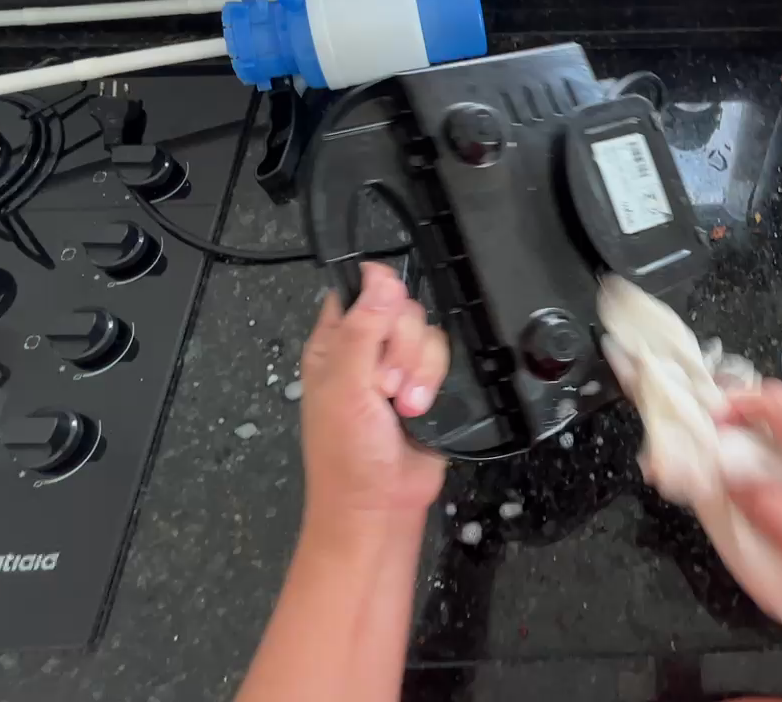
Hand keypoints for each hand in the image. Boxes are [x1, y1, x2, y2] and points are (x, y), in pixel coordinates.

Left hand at [299, 263, 449, 526]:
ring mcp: (398, 367)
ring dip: (422, 372)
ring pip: (429, 334)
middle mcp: (367, 350)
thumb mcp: (345, 389)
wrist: (381, 505)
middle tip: (384, 384)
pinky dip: (438, 382)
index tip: (384, 323)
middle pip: (402, 310)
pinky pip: (447, 357)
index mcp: (334, 344)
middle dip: (403, 348)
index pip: (359, 291)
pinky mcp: (428, 382)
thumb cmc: (346, 456)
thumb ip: (362, 331)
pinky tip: (421, 408)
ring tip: (404, 406)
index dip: (377, 298)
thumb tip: (380, 278)